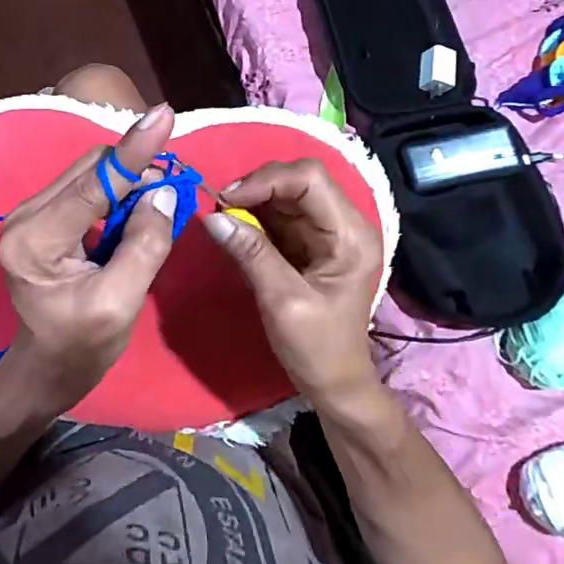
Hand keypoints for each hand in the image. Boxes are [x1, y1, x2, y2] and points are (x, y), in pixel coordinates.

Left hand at [0, 104, 177, 415]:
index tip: (164, 115)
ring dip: (128, 180)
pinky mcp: (41, 217)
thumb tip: (163, 193)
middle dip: (135, 168)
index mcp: (35, 240)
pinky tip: (134, 210)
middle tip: (171, 189)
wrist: (46, 368)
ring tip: (155, 205)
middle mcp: (24, 216)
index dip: (134, 150)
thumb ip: (144, 245)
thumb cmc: (82, 346)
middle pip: (90, 168)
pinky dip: (117, 191)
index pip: (94, 184)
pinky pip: (86, 187)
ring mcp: (29, 214)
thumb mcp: (120, 303)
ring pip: (89, 173)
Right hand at [203, 159, 384, 408]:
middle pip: (300, 179)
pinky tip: (235, 225)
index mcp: (351, 235)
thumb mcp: (282, 301)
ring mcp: (327, 231)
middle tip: (220, 206)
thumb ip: (251, 253)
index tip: (227, 199)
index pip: (311, 179)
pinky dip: (255, 214)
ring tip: (223, 214)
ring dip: (254, 198)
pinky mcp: (310, 242)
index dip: (267, 179)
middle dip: (258, 186)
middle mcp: (344, 224)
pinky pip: (281, 213)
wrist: (335, 383)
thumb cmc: (317, 348)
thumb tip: (212, 216)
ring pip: (288, 192)